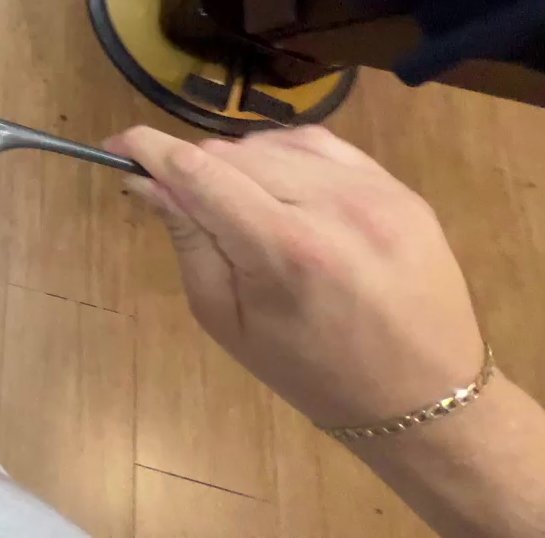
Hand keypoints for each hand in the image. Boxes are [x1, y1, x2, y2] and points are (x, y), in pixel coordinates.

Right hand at [108, 124, 484, 428]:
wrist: (431, 401)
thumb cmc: (308, 369)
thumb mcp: (223, 314)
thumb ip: (185, 236)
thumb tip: (143, 178)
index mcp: (285, 250)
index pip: (195, 169)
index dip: (145, 147)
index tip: (113, 145)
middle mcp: (334, 208)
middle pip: (225, 152)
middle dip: (189, 168)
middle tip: (182, 201)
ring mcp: (376, 193)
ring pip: (264, 143)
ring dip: (232, 163)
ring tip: (236, 202)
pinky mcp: (399, 188)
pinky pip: (312, 142)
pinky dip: (276, 154)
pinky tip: (276, 186)